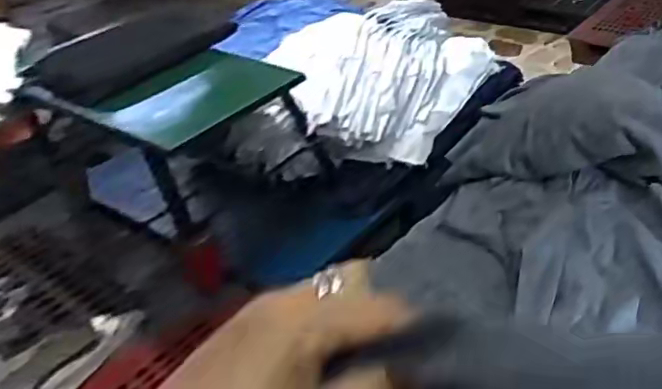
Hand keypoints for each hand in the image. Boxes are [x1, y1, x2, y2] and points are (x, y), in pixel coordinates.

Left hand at [161, 262, 412, 388]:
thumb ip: (374, 380)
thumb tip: (412, 364)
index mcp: (306, 309)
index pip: (390, 305)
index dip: (419, 327)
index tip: (435, 349)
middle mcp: (283, 294)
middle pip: (359, 283)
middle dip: (378, 312)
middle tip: (390, 349)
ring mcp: (250, 312)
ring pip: (325, 297)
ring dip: (345, 321)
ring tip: (351, 358)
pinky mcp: (226, 335)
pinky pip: (291, 314)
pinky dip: (313, 330)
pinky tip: (310, 363)